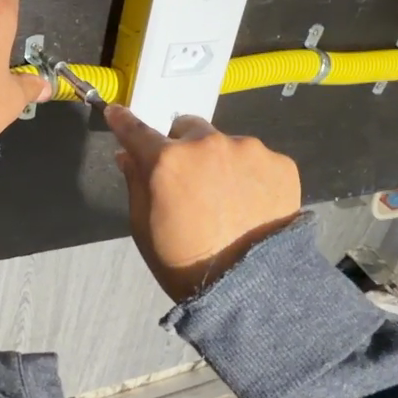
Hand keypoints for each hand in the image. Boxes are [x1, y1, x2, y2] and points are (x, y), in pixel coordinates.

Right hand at [107, 106, 301, 302]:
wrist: (248, 284)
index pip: (137, 131)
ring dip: (219, 162)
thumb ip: (135, 183)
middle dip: (182, 147)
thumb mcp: (143, 227)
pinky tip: (249, 205)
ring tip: (225, 200)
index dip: (123, 121)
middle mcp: (208, 143)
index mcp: (168, 160)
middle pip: (188, 129)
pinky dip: (249, 176)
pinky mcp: (281, 163)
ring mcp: (249, 150)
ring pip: (225, 144)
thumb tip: (128, 156)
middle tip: (186, 180)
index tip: (116, 112)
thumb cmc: (182, 261)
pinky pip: (257, 160)